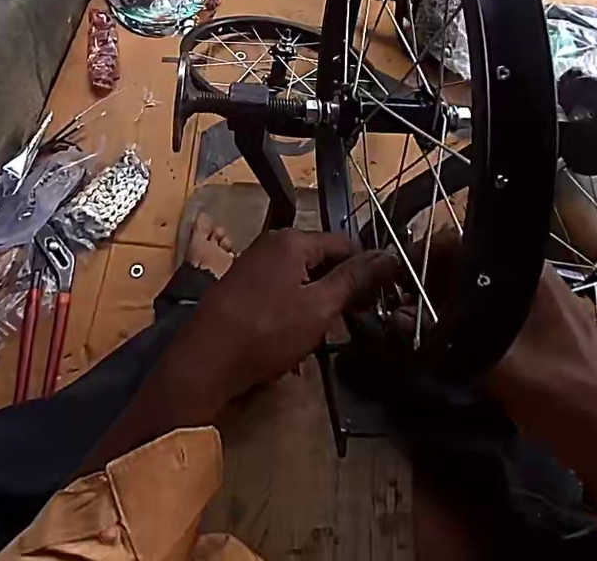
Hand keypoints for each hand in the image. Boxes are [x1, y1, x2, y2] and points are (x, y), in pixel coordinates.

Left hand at [75, 231, 397, 475]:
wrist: (207, 357)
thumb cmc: (266, 331)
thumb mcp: (319, 308)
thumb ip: (354, 280)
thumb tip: (389, 255)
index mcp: (292, 240)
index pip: (346, 244)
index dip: (367, 270)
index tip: (380, 301)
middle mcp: (273, 242)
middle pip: (323, 258)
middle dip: (341, 288)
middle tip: (356, 321)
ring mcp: (256, 261)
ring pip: (304, 275)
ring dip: (320, 301)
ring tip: (328, 332)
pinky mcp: (246, 282)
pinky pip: (284, 287)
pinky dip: (297, 306)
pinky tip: (299, 334)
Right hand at [396, 232, 596, 538]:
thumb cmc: (571, 400)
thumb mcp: (501, 368)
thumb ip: (446, 339)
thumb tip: (393, 318)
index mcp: (526, 274)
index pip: (458, 241)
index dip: (422, 256)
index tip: (396, 280)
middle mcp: (532, 280)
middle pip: (465, 266)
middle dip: (431, 285)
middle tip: (404, 310)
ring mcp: (540, 307)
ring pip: (476, 292)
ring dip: (448, 308)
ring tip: (423, 330)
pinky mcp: (543, 333)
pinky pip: (492, 315)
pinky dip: (469, 326)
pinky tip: (456, 348)